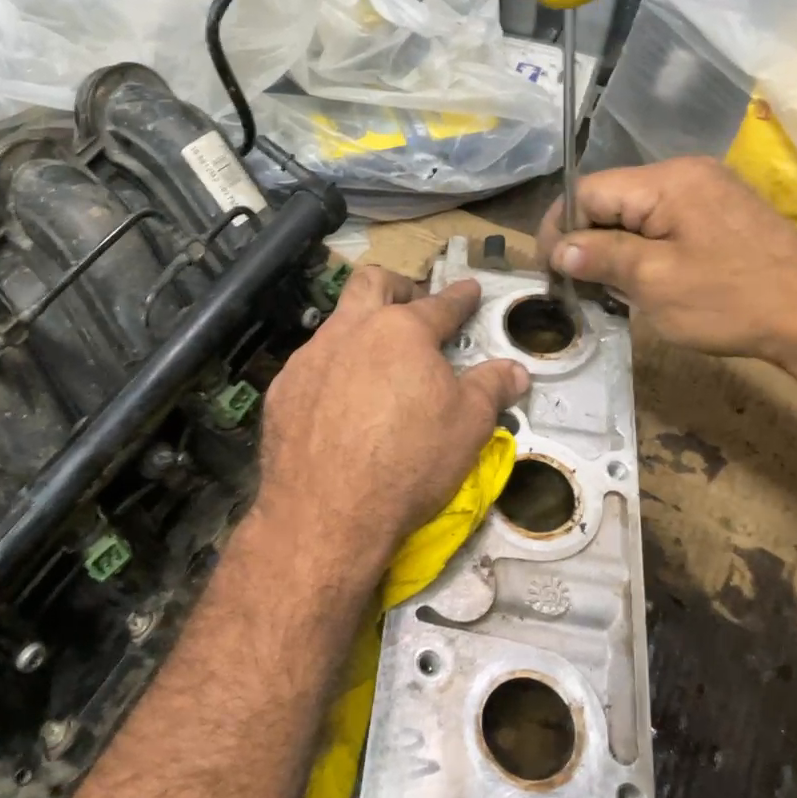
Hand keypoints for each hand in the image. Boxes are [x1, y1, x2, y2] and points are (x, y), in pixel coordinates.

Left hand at [252, 267, 528, 578]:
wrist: (327, 514)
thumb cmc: (409, 463)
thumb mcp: (468, 427)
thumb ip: (491, 388)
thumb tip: (514, 370)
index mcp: (400, 331)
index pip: (439, 304)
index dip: (460, 297)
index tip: (469, 290)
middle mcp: (349, 331)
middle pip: (371, 284)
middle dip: (397, 286)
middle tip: (412, 306)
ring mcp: (308, 359)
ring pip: (336, 326)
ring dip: (360, 334)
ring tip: (378, 367)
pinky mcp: (282, 392)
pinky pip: (311, 368)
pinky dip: (332, 375)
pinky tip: (340, 407)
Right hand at [536, 156, 796, 366]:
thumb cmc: (731, 301)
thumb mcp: (654, 282)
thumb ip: (601, 257)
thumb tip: (559, 249)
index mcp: (668, 181)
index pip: (589, 190)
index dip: (560, 228)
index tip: (551, 270)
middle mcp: (686, 173)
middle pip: (611, 199)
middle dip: (587, 241)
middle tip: (580, 287)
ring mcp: (707, 191)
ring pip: (634, 213)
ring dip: (614, 249)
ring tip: (612, 290)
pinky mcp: (719, 213)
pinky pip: (662, 222)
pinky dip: (643, 249)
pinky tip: (645, 281)